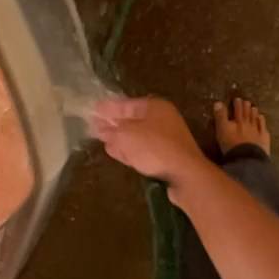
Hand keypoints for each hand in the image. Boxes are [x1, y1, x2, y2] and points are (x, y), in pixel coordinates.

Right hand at [88, 96, 209, 189]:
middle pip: (131, 120)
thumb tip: (103, 129)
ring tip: (102, 139)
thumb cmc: (154, 147)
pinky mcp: (165, 157)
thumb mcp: (127, 135)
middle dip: (113, 123)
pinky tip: (116, 152)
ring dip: (119, 138)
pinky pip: (142, 150)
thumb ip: (113, 131)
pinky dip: (128, 150)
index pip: (127, 104)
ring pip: (136, 136)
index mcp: (154, 107)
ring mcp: (164, 139)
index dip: (109, 108)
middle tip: (94, 124)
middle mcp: (161, 119)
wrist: (185, 173)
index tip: (95, 108)